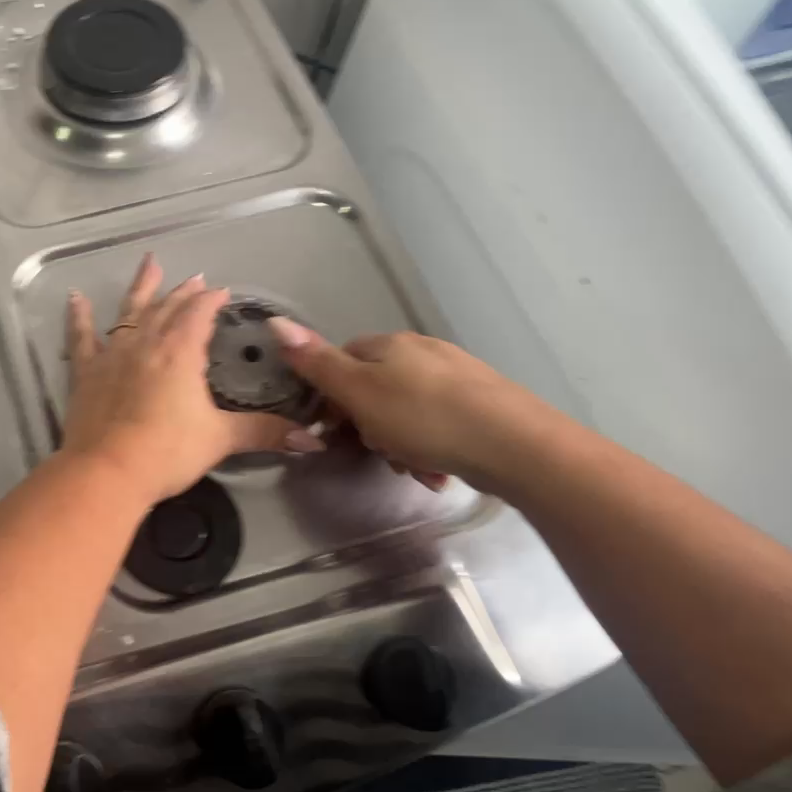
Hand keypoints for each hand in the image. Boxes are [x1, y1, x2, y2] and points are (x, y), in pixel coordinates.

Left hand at [62, 256, 322, 505]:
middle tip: (195, 278)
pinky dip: (78, 316)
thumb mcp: (220, 440)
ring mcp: (111, 355)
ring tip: (149, 263)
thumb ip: (263, 433)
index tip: (221, 292)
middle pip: (167, 308)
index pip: (200, 314)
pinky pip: (80, 337)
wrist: (105, 472)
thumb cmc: (166, 452)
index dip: (212, 301)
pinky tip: (75, 298)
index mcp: (180, 352)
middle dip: (183, 292)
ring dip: (140, 287)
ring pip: (128, 312)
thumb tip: (312, 440)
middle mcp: (145, 344)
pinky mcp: (85, 373)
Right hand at [268, 321, 567, 490]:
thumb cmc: (425, 418)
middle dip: (368, 426)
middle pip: (374, 389)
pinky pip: (439, 425)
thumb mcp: (358, 393)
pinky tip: (437, 471)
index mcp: (390, 345)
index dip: (330, 397)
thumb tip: (275, 321)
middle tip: (376, 453)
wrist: (515, 445)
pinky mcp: (483, 403)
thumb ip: (316, 363)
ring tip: (412, 469)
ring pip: (406, 411)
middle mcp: (424, 351)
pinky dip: (431, 449)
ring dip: (400, 445)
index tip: (333, 430)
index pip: (341, 360)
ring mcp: (457, 376)